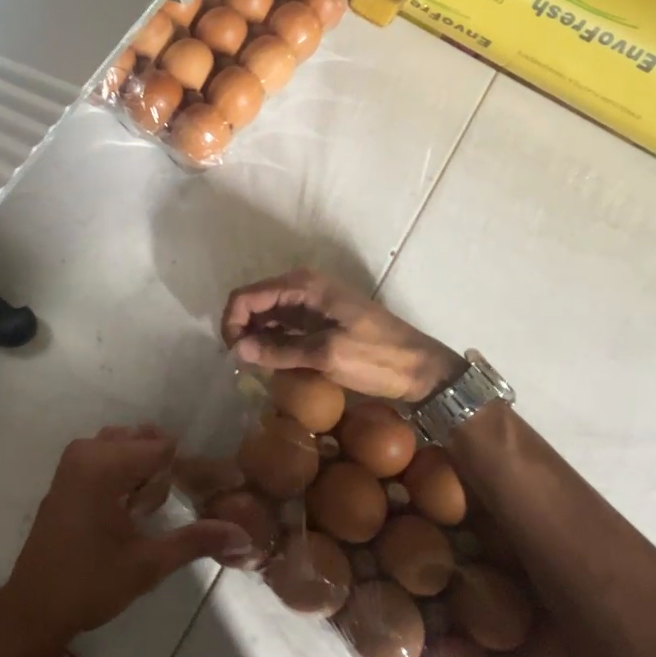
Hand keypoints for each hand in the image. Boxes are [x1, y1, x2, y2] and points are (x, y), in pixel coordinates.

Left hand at [2, 426, 253, 643]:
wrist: (33, 608)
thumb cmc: (89, 584)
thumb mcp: (147, 564)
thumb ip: (196, 541)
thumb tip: (244, 536)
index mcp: (103, 463)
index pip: (163, 447)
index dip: (193, 466)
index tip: (221, 485)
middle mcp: (87, 451)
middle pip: (145, 442)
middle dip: (167, 470)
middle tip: (176, 510)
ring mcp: (73, 461)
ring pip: (126, 449)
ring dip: (145, 474)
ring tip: (148, 514)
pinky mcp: (68, 475)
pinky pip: (108, 458)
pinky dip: (126, 476)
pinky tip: (132, 511)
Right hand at [221, 268, 463, 400]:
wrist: (423, 370)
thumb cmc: (378, 358)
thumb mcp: (327, 356)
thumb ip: (280, 351)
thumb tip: (237, 350)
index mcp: (305, 286)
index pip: (248, 295)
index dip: (232, 322)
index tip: (233, 355)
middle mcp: (304, 287)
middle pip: (254, 301)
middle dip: (241, 329)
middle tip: (242, 363)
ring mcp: (312, 303)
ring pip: (267, 314)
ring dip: (255, 336)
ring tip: (254, 367)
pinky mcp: (319, 320)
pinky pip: (283, 325)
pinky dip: (272, 340)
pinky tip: (272, 363)